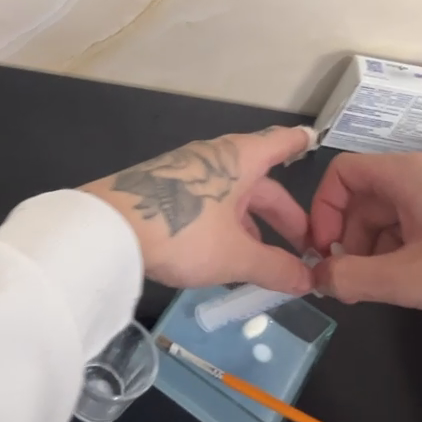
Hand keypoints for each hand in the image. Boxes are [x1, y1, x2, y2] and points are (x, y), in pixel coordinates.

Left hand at [82, 126, 317, 295]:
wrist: (108, 228)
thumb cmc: (183, 231)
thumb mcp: (235, 256)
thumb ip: (274, 268)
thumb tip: (306, 281)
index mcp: (239, 159)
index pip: (279, 142)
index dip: (298, 143)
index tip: (313, 140)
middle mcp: (213, 157)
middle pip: (258, 181)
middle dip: (281, 215)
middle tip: (301, 247)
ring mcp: (183, 171)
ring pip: (229, 196)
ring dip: (250, 226)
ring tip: (261, 261)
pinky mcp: (159, 189)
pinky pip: (204, 204)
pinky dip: (221, 226)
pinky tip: (220, 255)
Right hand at [307, 153, 421, 322]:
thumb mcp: (407, 279)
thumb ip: (351, 279)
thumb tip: (317, 279)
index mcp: (406, 174)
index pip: (342, 173)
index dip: (324, 210)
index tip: (326, 251)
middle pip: (366, 195)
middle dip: (351, 237)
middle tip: (354, 279)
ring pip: (394, 211)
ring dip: (378, 246)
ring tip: (389, 285)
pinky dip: (408, 245)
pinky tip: (421, 277)